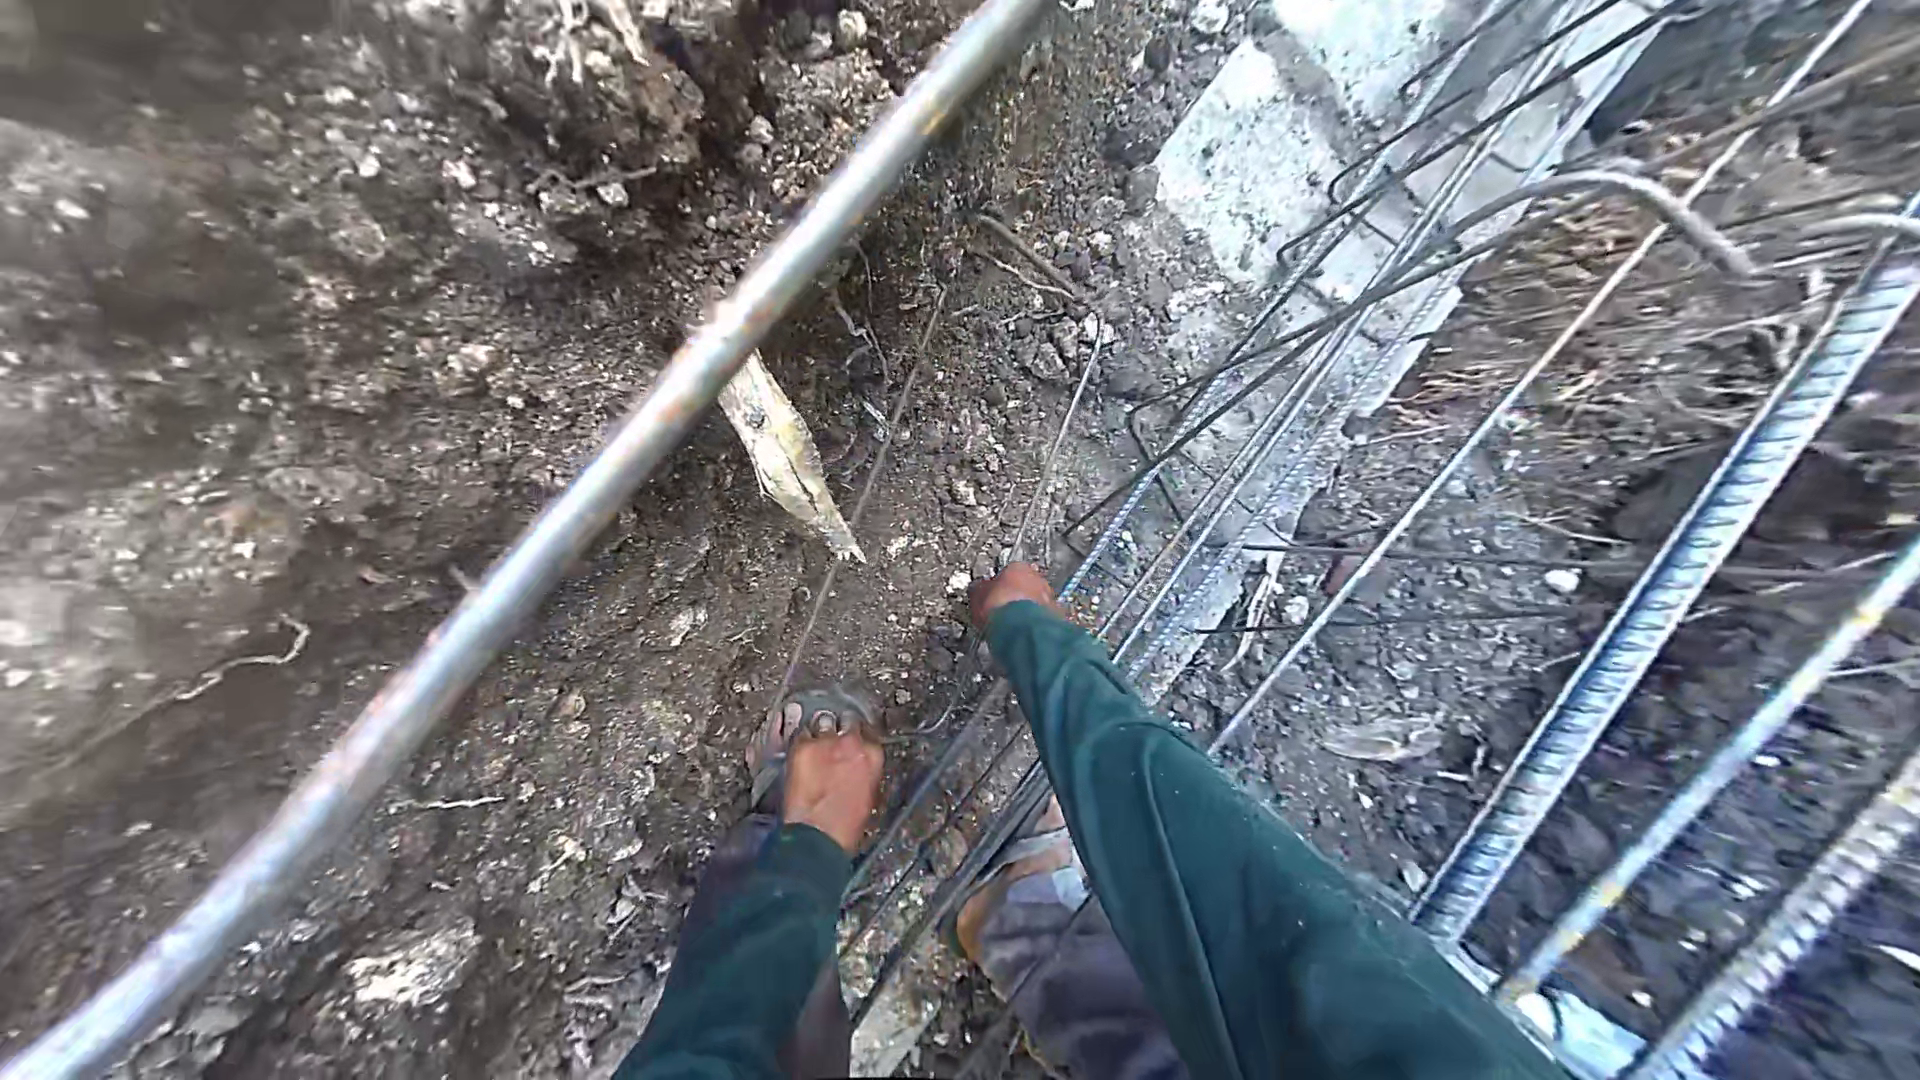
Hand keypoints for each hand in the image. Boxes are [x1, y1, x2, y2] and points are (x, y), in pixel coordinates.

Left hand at [782, 732, 883, 853]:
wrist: (819, 837)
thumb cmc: (845, 826)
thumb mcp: (869, 795)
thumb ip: (866, 770)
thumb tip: (859, 765)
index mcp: (873, 755)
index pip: (869, 732)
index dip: (858, 737)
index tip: (852, 743)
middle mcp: (852, 743)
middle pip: (848, 721)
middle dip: (841, 730)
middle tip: (833, 743)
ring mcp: (825, 742)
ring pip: (824, 722)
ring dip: (820, 732)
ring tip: (815, 747)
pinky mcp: (802, 747)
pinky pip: (801, 735)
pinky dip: (800, 743)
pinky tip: (800, 756)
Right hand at [968, 562, 1063, 631]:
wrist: (1021, 631)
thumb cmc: (1000, 608)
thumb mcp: (977, 595)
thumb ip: (980, 589)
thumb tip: (976, 589)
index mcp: (1018, 567)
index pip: (1009, 571)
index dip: (1000, 585)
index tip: (994, 594)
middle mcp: (1038, 580)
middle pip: (1026, 585)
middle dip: (1016, 597)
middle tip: (1003, 609)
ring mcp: (1049, 599)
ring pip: (1036, 602)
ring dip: (1027, 611)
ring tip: (1012, 625)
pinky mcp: (1055, 619)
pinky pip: (1042, 619)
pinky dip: (1034, 624)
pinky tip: (1022, 633)